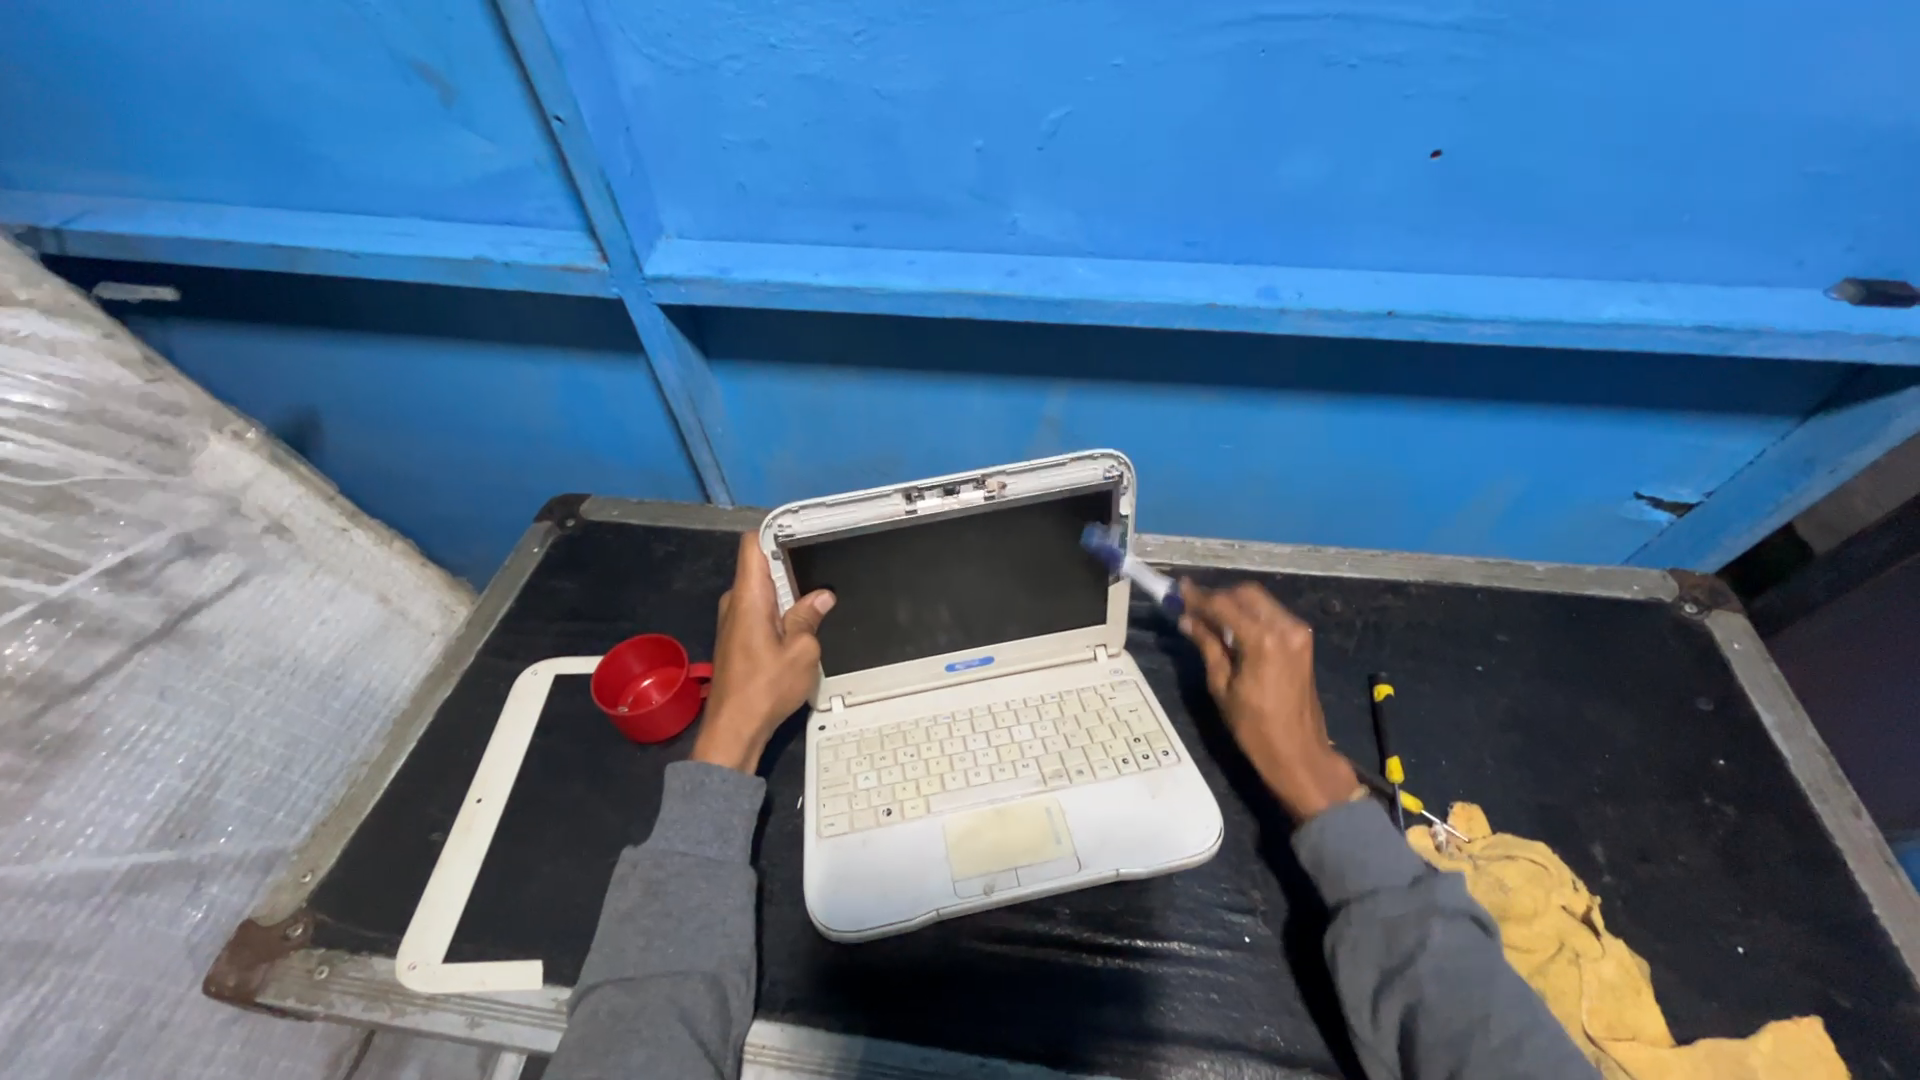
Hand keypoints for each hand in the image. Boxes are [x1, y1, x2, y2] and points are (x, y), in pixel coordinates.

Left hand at [691, 533, 836, 773]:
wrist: (733, 729)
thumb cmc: (766, 688)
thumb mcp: (802, 651)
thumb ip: (810, 617)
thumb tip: (822, 596)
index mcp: (748, 597)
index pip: (753, 545)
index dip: (777, 532)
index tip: (804, 533)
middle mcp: (735, 603)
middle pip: (760, 567)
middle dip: (790, 566)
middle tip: (823, 569)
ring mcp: (732, 621)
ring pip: (761, 592)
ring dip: (786, 594)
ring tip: (818, 599)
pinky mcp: (736, 639)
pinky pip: (758, 611)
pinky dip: (778, 612)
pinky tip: (799, 626)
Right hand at [1180, 581, 1358, 822]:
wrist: (1298, 750)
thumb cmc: (1254, 726)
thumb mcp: (1221, 686)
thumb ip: (1207, 645)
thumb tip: (1187, 620)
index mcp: (1262, 640)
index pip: (1223, 604)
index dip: (1198, 597)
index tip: (1178, 589)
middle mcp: (1284, 627)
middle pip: (1245, 594)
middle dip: (1218, 596)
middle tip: (1192, 607)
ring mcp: (1298, 632)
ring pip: (1260, 601)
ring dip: (1234, 603)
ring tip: (1209, 617)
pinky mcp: (1302, 640)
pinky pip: (1271, 614)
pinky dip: (1250, 614)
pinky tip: (1232, 628)